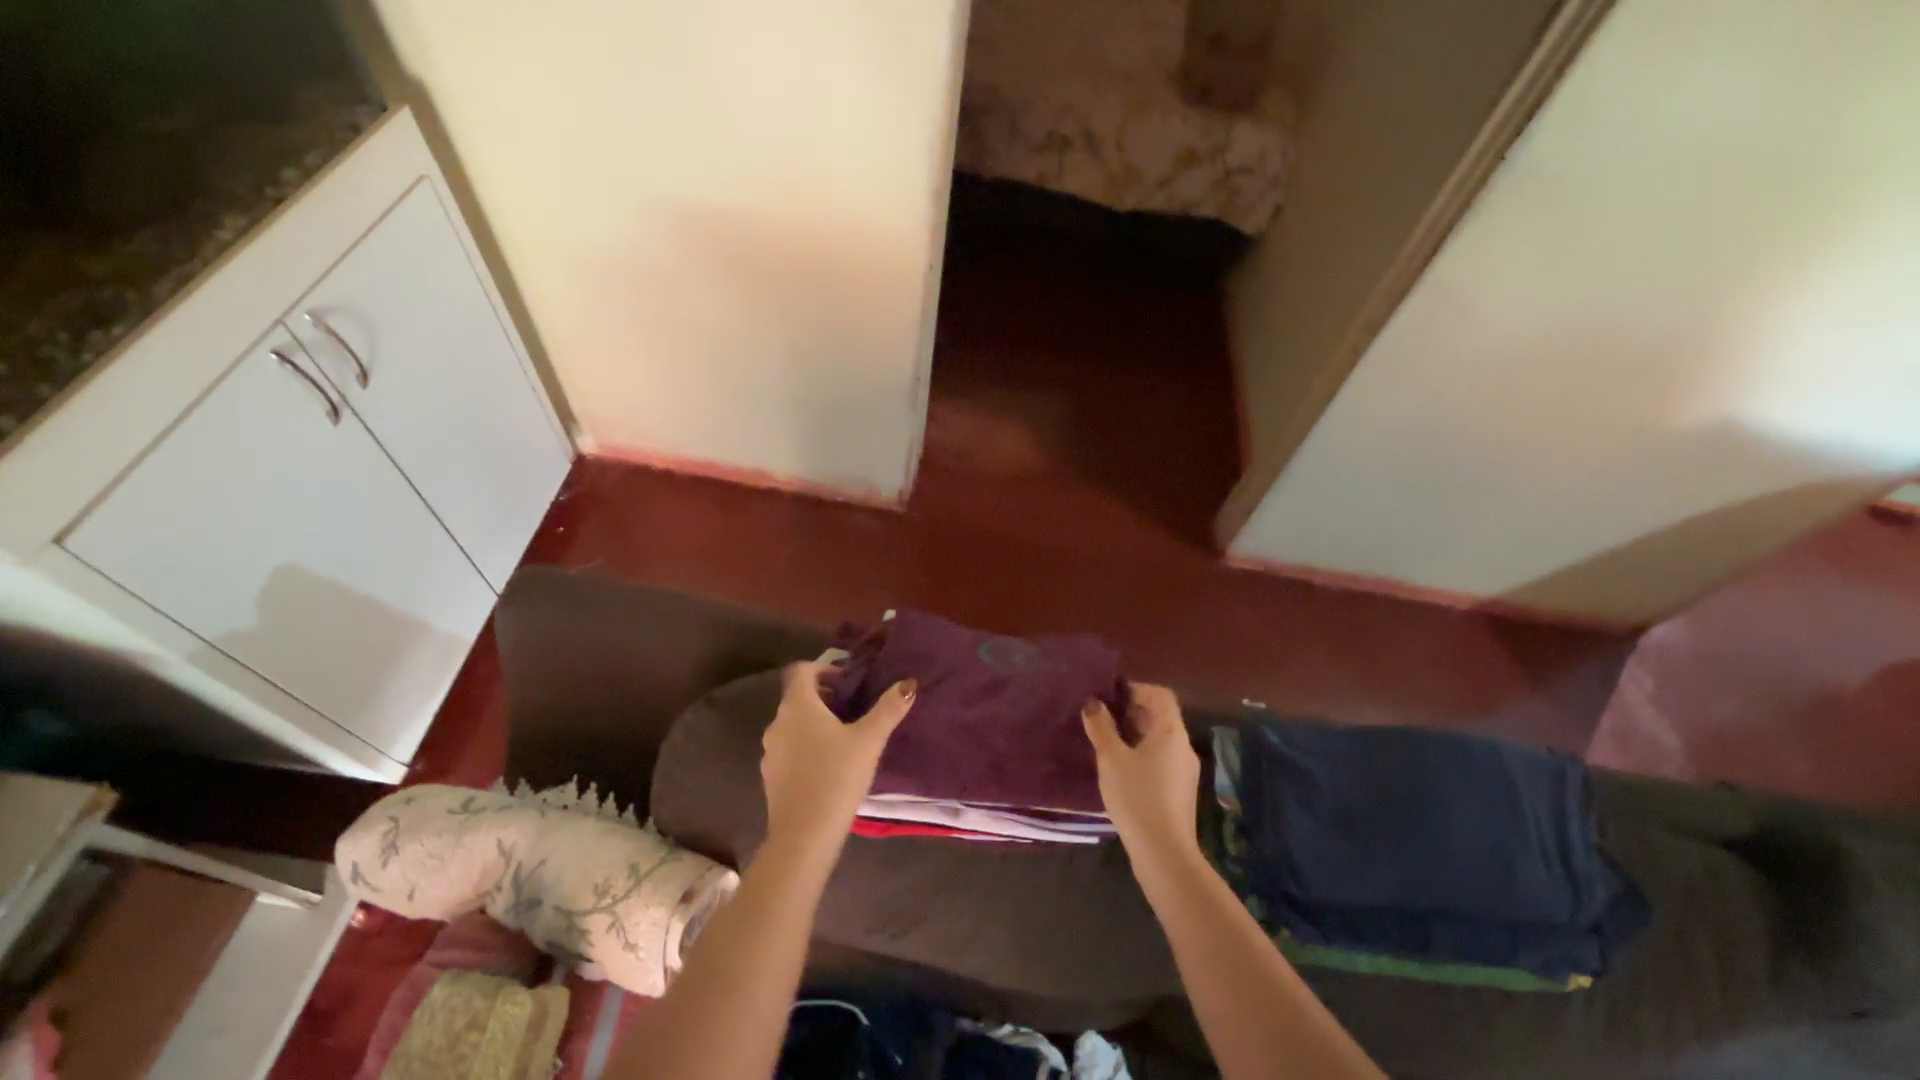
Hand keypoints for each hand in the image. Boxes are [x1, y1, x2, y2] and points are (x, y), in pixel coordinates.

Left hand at [761, 662, 915, 859]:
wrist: (804, 833)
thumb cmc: (837, 776)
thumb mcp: (870, 740)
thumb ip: (888, 709)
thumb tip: (908, 683)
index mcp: (798, 705)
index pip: (802, 670)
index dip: (823, 669)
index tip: (848, 682)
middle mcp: (777, 722)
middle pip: (798, 697)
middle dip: (824, 698)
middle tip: (854, 710)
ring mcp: (770, 751)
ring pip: (793, 725)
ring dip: (814, 724)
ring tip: (844, 740)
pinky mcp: (770, 776)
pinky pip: (788, 750)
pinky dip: (806, 748)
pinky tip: (828, 767)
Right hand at [1083, 684, 1202, 867]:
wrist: (1163, 851)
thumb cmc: (1137, 796)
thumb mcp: (1111, 759)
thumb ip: (1101, 728)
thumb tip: (1093, 703)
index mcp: (1171, 732)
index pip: (1161, 695)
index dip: (1136, 689)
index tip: (1110, 696)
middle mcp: (1183, 746)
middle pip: (1162, 717)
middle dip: (1133, 712)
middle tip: (1103, 718)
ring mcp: (1185, 770)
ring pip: (1161, 740)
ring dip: (1136, 735)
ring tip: (1108, 743)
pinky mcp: (1180, 790)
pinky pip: (1162, 760)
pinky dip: (1143, 754)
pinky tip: (1122, 769)